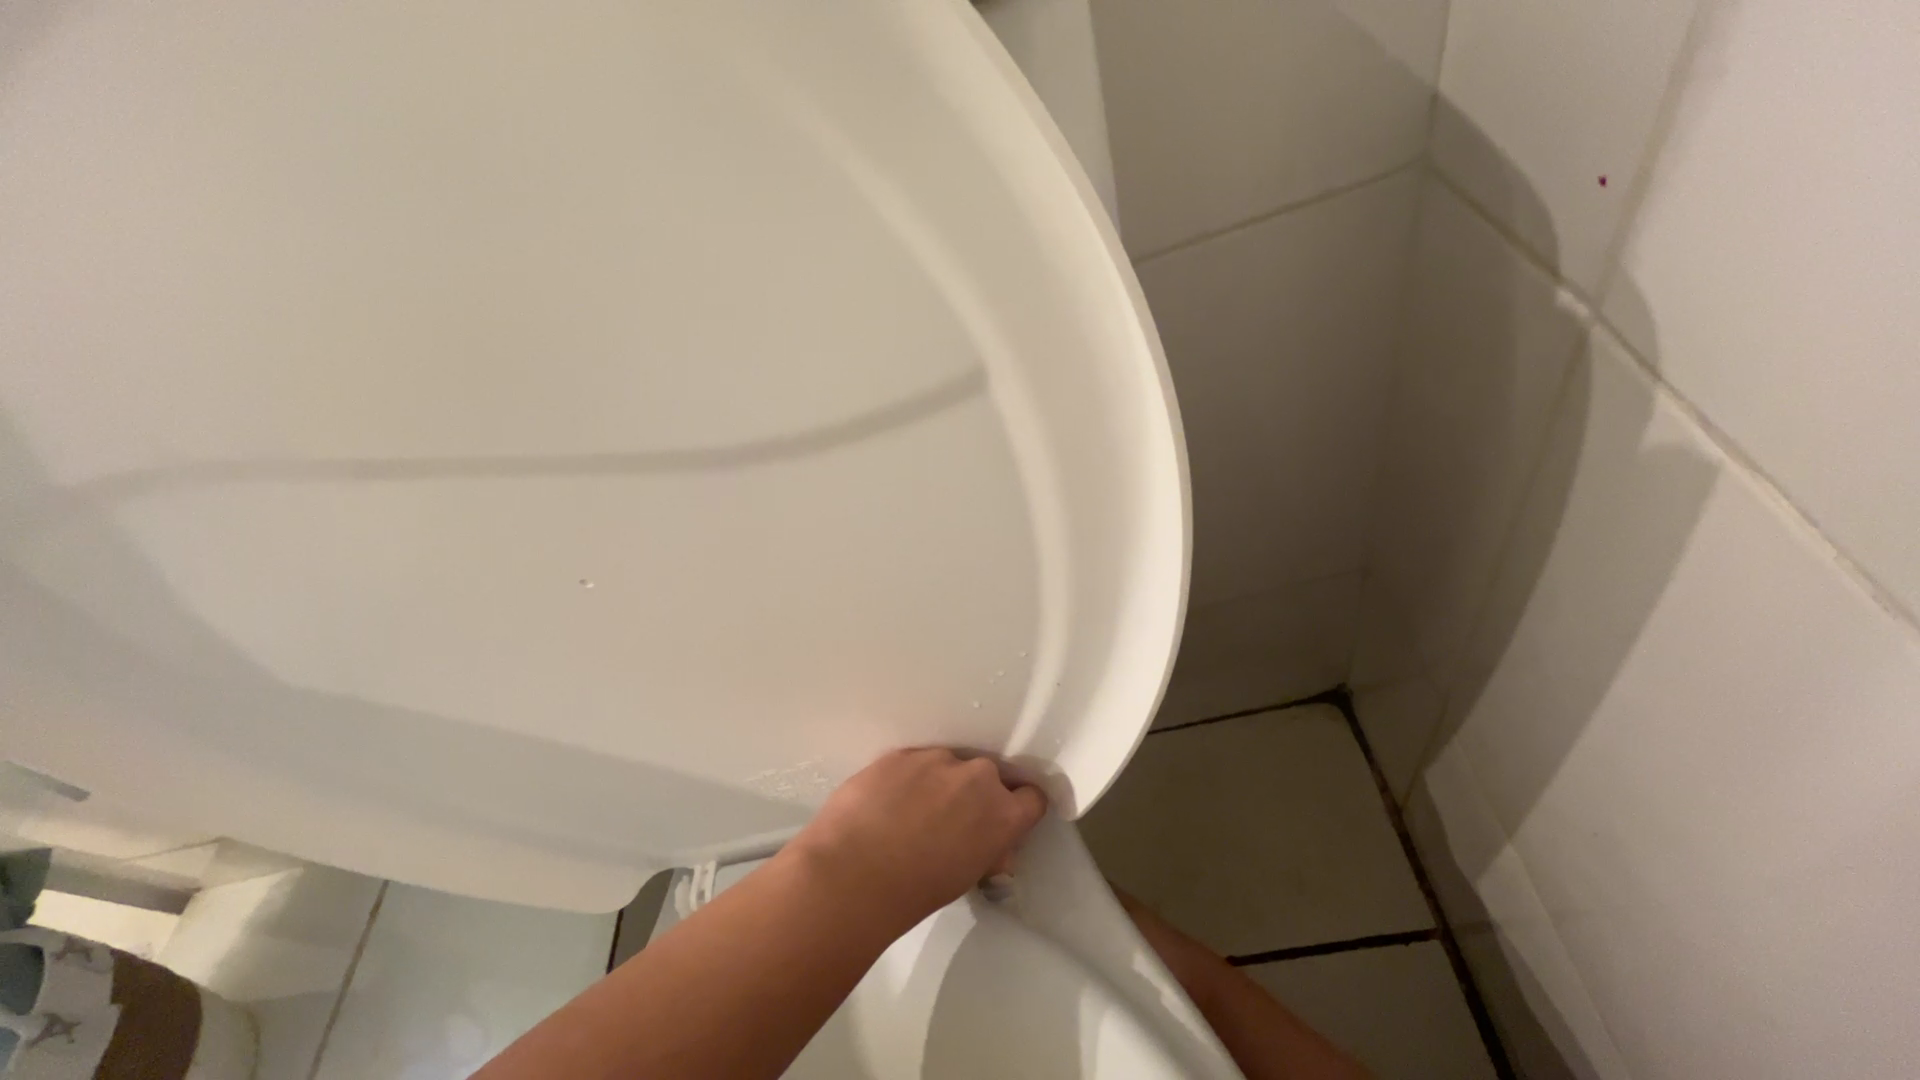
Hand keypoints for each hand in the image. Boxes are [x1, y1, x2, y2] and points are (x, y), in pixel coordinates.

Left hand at [781, 748, 1046, 932]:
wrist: (854, 872)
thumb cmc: (916, 890)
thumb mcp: (967, 877)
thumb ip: (988, 850)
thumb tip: (991, 846)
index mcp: (1002, 814)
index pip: (1032, 796)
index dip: (1017, 807)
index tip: (999, 818)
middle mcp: (977, 777)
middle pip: (988, 776)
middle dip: (972, 793)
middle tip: (946, 820)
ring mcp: (937, 760)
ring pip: (947, 765)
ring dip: (937, 781)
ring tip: (908, 811)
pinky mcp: (901, 753)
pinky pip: (913, 762)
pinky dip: (905, 778)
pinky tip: (884, 803)